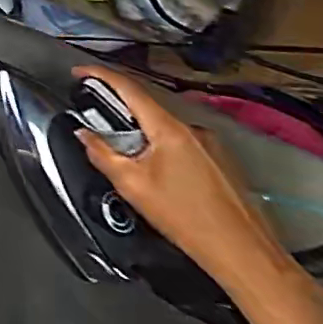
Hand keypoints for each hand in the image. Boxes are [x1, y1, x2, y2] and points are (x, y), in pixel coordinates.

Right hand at [73, 65, 283, 276]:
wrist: (242, 252)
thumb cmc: (189, 221)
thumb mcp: (133, 187)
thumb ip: (102, 155)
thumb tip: (84, 135)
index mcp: (168, 128)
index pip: (128, 88)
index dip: (99, 74)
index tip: (80, 71)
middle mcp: (191, 128)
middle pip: (146, 106)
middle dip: (118, 110)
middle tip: (97, 121)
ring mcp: (208, 142)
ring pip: (163, 126)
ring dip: (141, 133)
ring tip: (131, 162)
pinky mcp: (218, 158)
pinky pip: (181, 141)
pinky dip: (162, 147)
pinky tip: (161, 177)